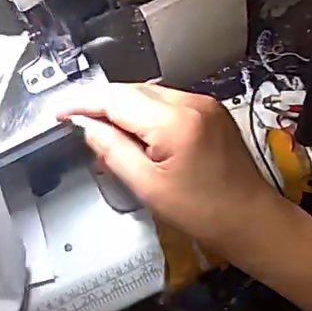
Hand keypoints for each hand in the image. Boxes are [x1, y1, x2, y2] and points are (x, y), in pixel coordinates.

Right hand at [59, 83, 294, 257]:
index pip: (116, 99)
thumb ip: (112, 151)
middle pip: (131, 90)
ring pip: (148, 93)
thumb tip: (86, 126)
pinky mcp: (210, 111)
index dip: (82, 103)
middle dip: (99, 102)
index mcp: (174, 121)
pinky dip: (142, 112)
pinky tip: (131, 131)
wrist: (253, 221)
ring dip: (120, 106)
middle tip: (73, 121)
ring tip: (98, 129)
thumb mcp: (148, 187)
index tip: (58, 112)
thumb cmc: (201, 212)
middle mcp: (191, 101)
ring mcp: (204, 103)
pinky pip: (166, 101)